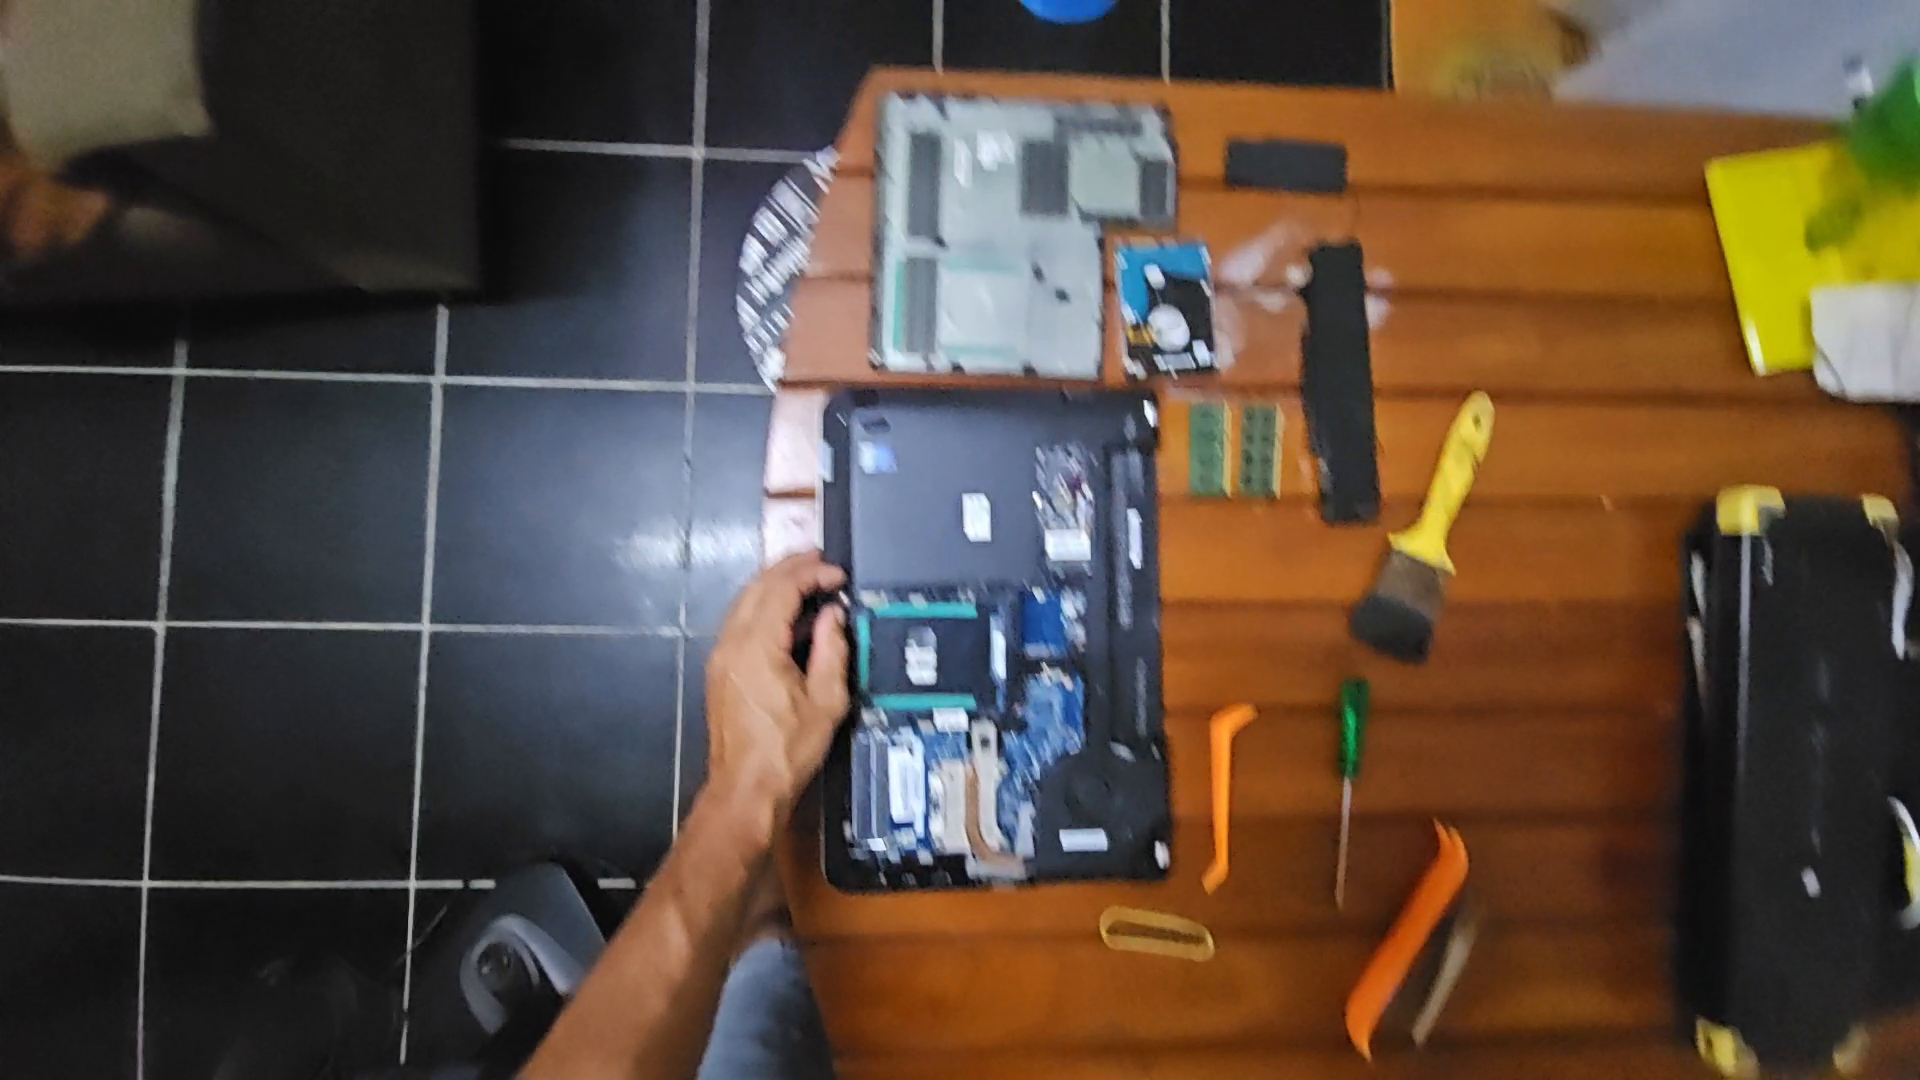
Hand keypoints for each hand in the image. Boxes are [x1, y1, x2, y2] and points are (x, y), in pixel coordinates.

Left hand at [705, 551, 850, 822]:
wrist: (746, 788)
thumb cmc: (788, 749)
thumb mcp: (826, 700)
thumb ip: (831, 649)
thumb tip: (833, 614)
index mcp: (757, 647)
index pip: (782, 590)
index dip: (812, 574)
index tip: (839, 576)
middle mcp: (732, 643)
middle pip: (757, 586)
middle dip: (790, 567)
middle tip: (821, 559)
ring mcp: (721, 654)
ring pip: (745, 600)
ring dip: (775, 582)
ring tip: (807, 575)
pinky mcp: (721, 668)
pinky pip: (741, 619)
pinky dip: (765, 604)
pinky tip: (788, 610)